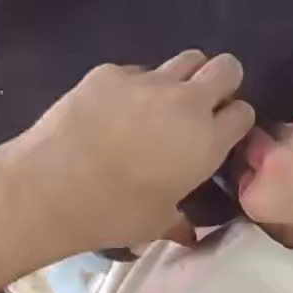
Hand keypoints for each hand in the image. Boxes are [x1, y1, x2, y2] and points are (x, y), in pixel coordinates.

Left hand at [0, 51, 254, 257]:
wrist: (49, 188)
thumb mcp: (154, 224)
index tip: (217, 137)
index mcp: (206, 141)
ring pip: (186, 59)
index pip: (243, 113)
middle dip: (221, 83)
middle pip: (226, 67)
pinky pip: (138, 70)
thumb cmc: (111, 214)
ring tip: (160, 106)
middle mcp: (185, 102)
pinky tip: (113, 112)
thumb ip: (180, 221)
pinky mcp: (110, 72)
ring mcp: (147, 81)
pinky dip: (136, 87)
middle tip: (199, 109)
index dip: (233, 123)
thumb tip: (190, 232)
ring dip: (183, 78)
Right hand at [234, 111, 292, 252]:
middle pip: (267, 133)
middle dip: (273, 148)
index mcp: (261, 167)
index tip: (256, 169)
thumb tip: (244, 167)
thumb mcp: (264, 219)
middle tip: (287, 170)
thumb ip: (246, 185)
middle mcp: (283, 139)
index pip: (241, 145)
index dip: (248, 157)